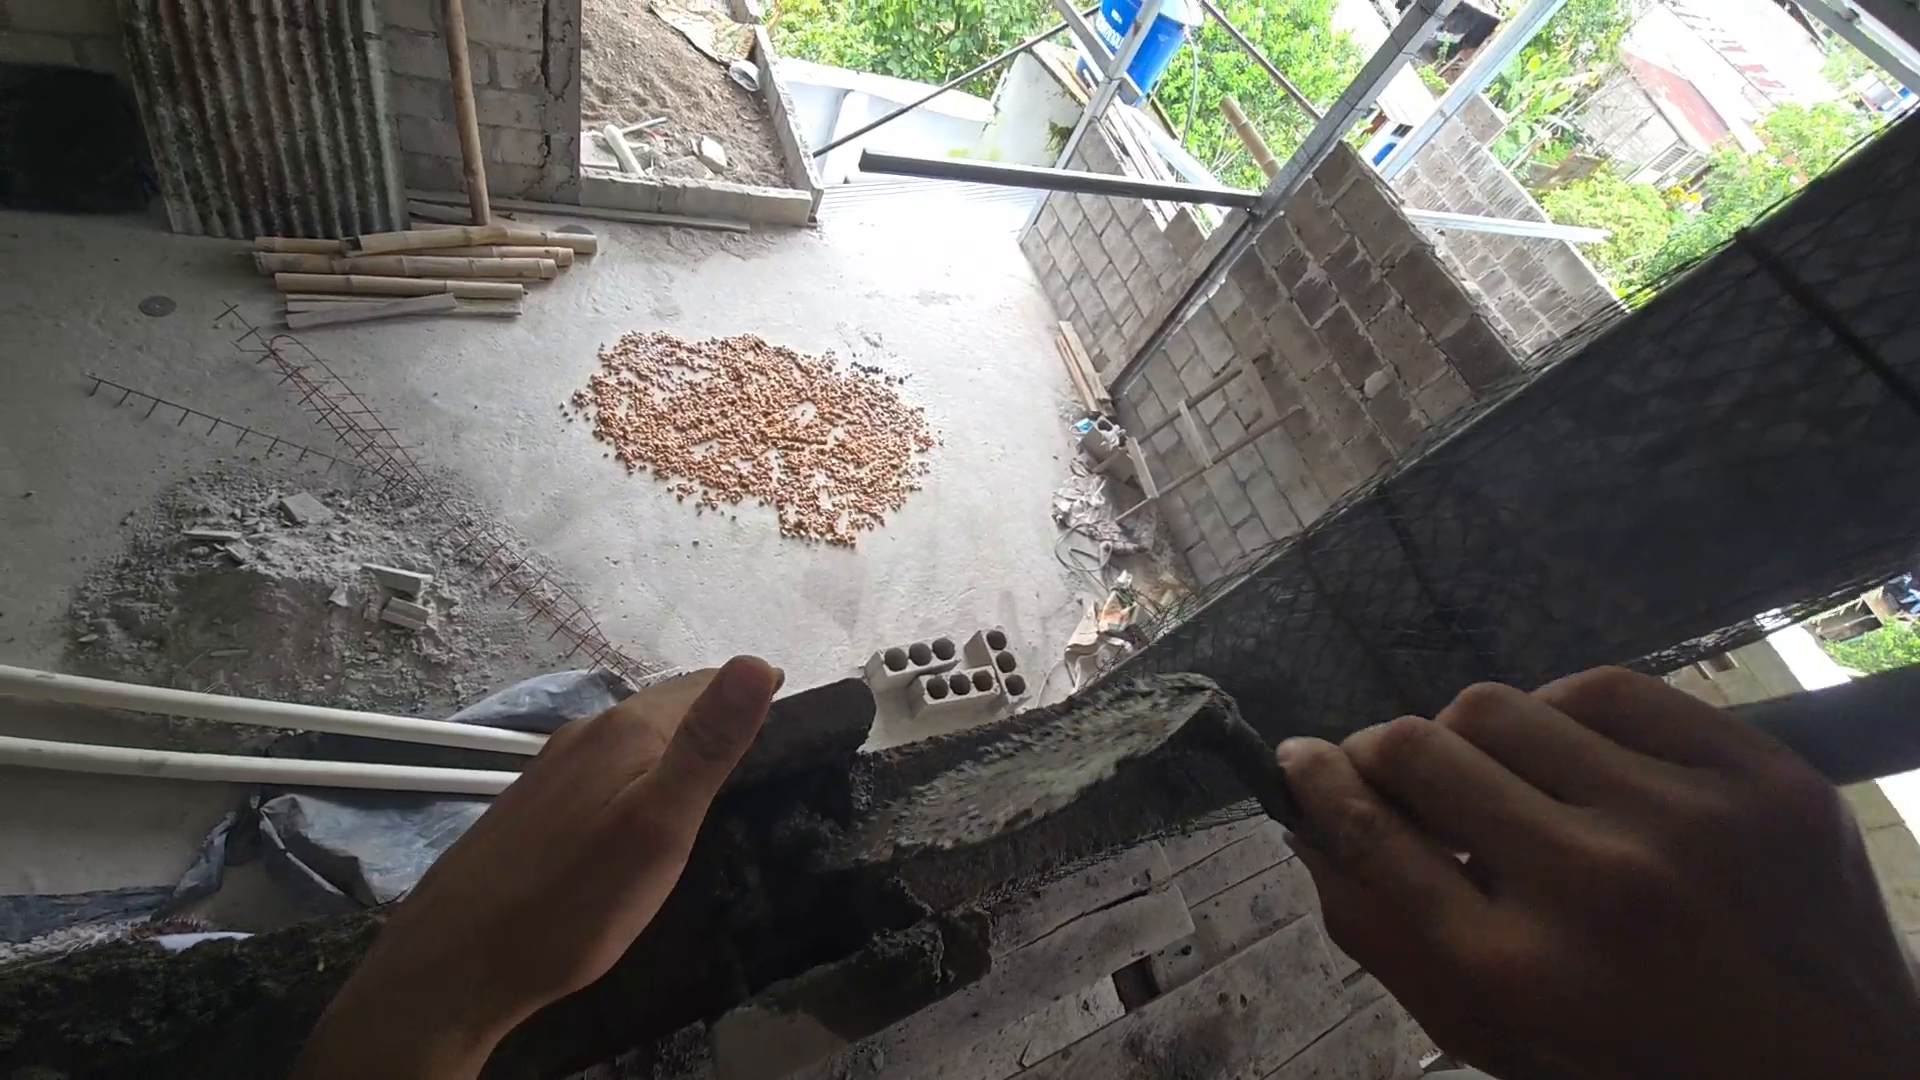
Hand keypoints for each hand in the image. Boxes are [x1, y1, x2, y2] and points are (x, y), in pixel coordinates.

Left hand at [294, 656, 780, 1078]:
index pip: (703, 685)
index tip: (787, 693)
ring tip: (709, 746)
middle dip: (714, 701)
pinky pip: (605, 756)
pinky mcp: (532, 798)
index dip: (748, 688)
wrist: (445, 974)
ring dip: (676, 726)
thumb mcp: (663, 824)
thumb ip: (711, 742)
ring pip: (633, 729)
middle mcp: (589, 732)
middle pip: (667, 701)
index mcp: (629, 730)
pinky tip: (637, 787)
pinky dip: (640, 755)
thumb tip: (755, 661)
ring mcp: (553, 764)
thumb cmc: (576, 900)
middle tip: (758, 718)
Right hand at [1278, 666, 1919, 1079]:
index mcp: (1521, 967)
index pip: (1368, 828)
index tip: (1296, 758)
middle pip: (1416, 747)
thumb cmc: (1621, 1058)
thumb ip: (1370, 925)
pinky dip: (1561, 716)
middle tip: (1392, 777)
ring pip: (1495, 705)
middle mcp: (1603, 886)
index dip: (1315, 780)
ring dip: (1470, 740)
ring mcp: (1695, 823)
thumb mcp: (1476, 1025)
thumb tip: (1303, 818)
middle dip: (1377, 755)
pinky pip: (1600, 687)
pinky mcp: (1765, 777)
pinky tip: (1580, 767)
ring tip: (1501, 784)